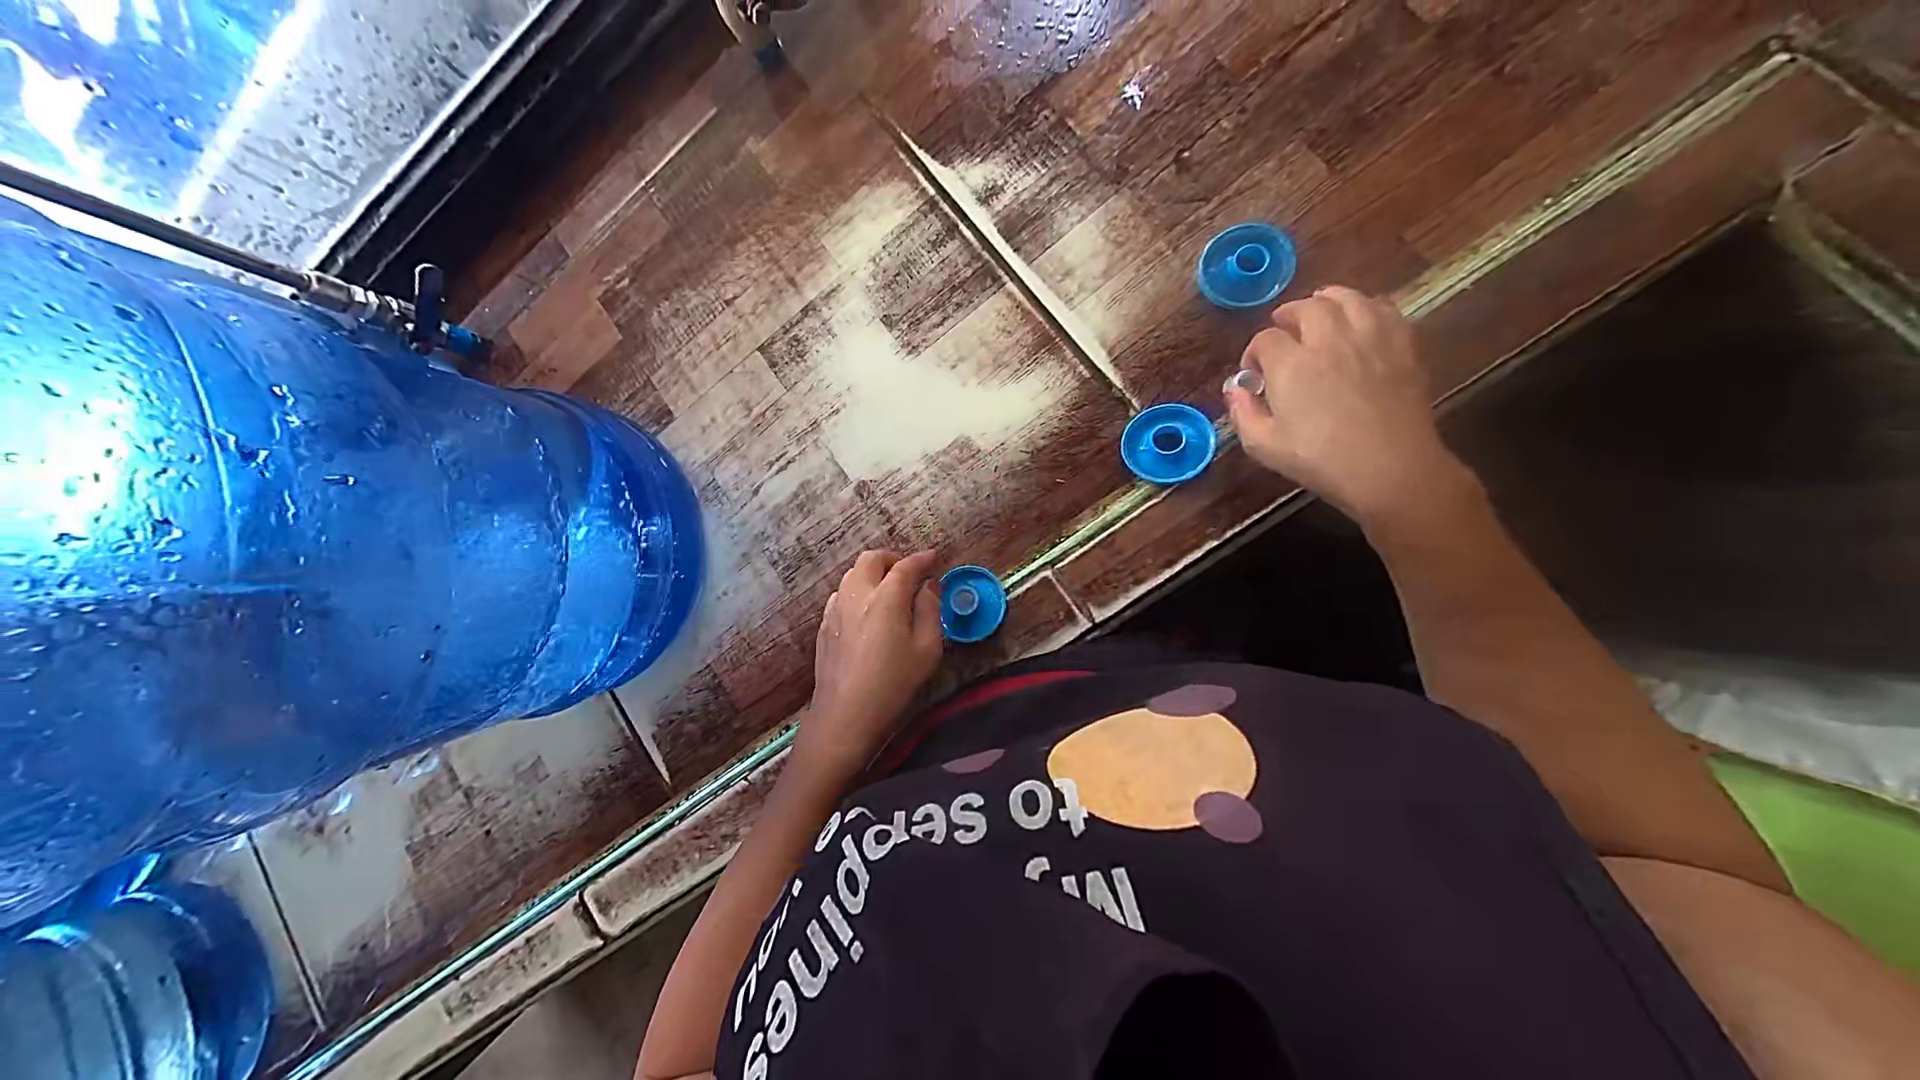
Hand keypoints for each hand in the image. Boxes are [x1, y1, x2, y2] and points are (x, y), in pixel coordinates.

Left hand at [794, 550, 944, 782]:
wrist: (846, 714)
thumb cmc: (894, 683)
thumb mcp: (927, 649)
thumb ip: (930, 610)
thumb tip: (930, 586)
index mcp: (886, 597)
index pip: (906, 566)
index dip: (922, 559)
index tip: (934, 558)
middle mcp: (857, 594)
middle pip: (871, 559)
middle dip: (893, 559)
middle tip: (909, 572)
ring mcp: (835, 609)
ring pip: (852, 574)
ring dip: (873, 573)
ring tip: (889, 590)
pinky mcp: (824, 625)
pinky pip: (842, 594)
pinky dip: (858, 591)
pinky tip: (868, 612)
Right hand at [1225, 285, 1468, 526]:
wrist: (1389, 468)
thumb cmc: (1320, 460)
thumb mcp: (1264, 446)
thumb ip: (1243, 413)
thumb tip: (1233, 390)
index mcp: (1291, 364)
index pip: (1266, 339)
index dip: (1254, 352)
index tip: (1254, 371)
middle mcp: (1329, 340)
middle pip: (1306, 308)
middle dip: (1288, 315)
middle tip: (1283, 329)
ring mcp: (1370, 337)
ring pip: (1347, 298)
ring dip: (1328, 300)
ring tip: (1321, 308)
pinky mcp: (1402, 344)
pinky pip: (1384, 309)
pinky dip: (1367, 307)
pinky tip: (1361, 319)